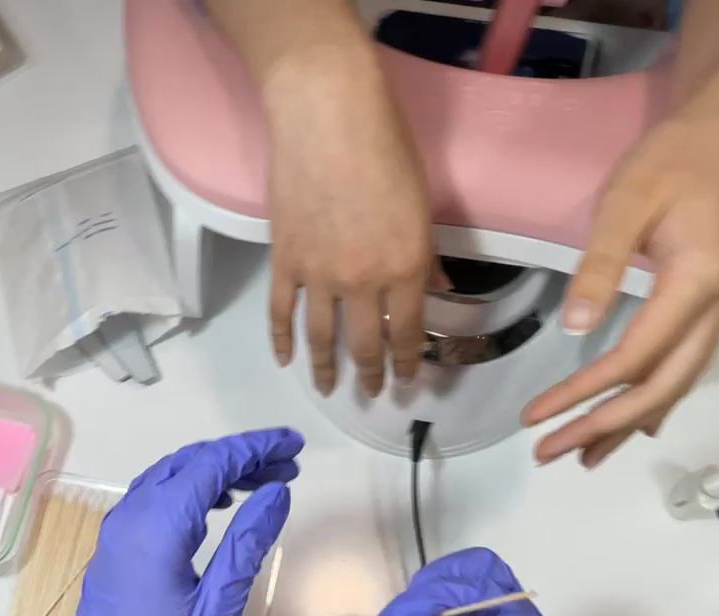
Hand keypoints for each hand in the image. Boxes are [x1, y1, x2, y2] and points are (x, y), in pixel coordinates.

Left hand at [43, 429, 302, 615]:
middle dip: (241, 456)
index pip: (212, 464)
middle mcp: (133, 512)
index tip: (293, 444)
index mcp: (158, 525)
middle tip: (287, 465)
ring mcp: (120, 524)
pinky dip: (192, 488)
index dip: (255, 448)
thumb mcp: (219, 604)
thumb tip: (277, 493)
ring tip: (263, 481)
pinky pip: (157, 495)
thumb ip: (247, 542)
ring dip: (217, 470)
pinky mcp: (117, 538)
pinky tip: (221, 502)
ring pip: (172, 474)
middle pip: (191, 461)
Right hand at [263, 56, 438, 396]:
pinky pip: (280, 312)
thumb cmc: (385, 148)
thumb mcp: (421, 203)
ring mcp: (318, 277)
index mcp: (405, 267)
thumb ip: (427, 253)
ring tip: (328, 389)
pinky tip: (285, 360)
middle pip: (366, 344)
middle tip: (370, 393)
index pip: (409, 332)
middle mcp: (363, 283)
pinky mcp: (285, 263)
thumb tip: (437, 285)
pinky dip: (281, 339)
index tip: (405, 382)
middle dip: (370, 375)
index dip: (407, 363)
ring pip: (322, 338)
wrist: (326, 117)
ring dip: (326, 369)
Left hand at [522, 109, 718, 466]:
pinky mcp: (712, 303)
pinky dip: (656, 401)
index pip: (632, 359)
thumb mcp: (625, 203)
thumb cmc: (673, 158)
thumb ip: (601, 267)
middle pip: (660, 387)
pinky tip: (636, 426)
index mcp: (698, 283)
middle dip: (601, 427)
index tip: (533, 418)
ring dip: (627, 424)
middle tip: (549, 455)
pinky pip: (685, 367)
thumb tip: (574, 328)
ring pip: (676, 384)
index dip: (581, 394)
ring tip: (584, 457)